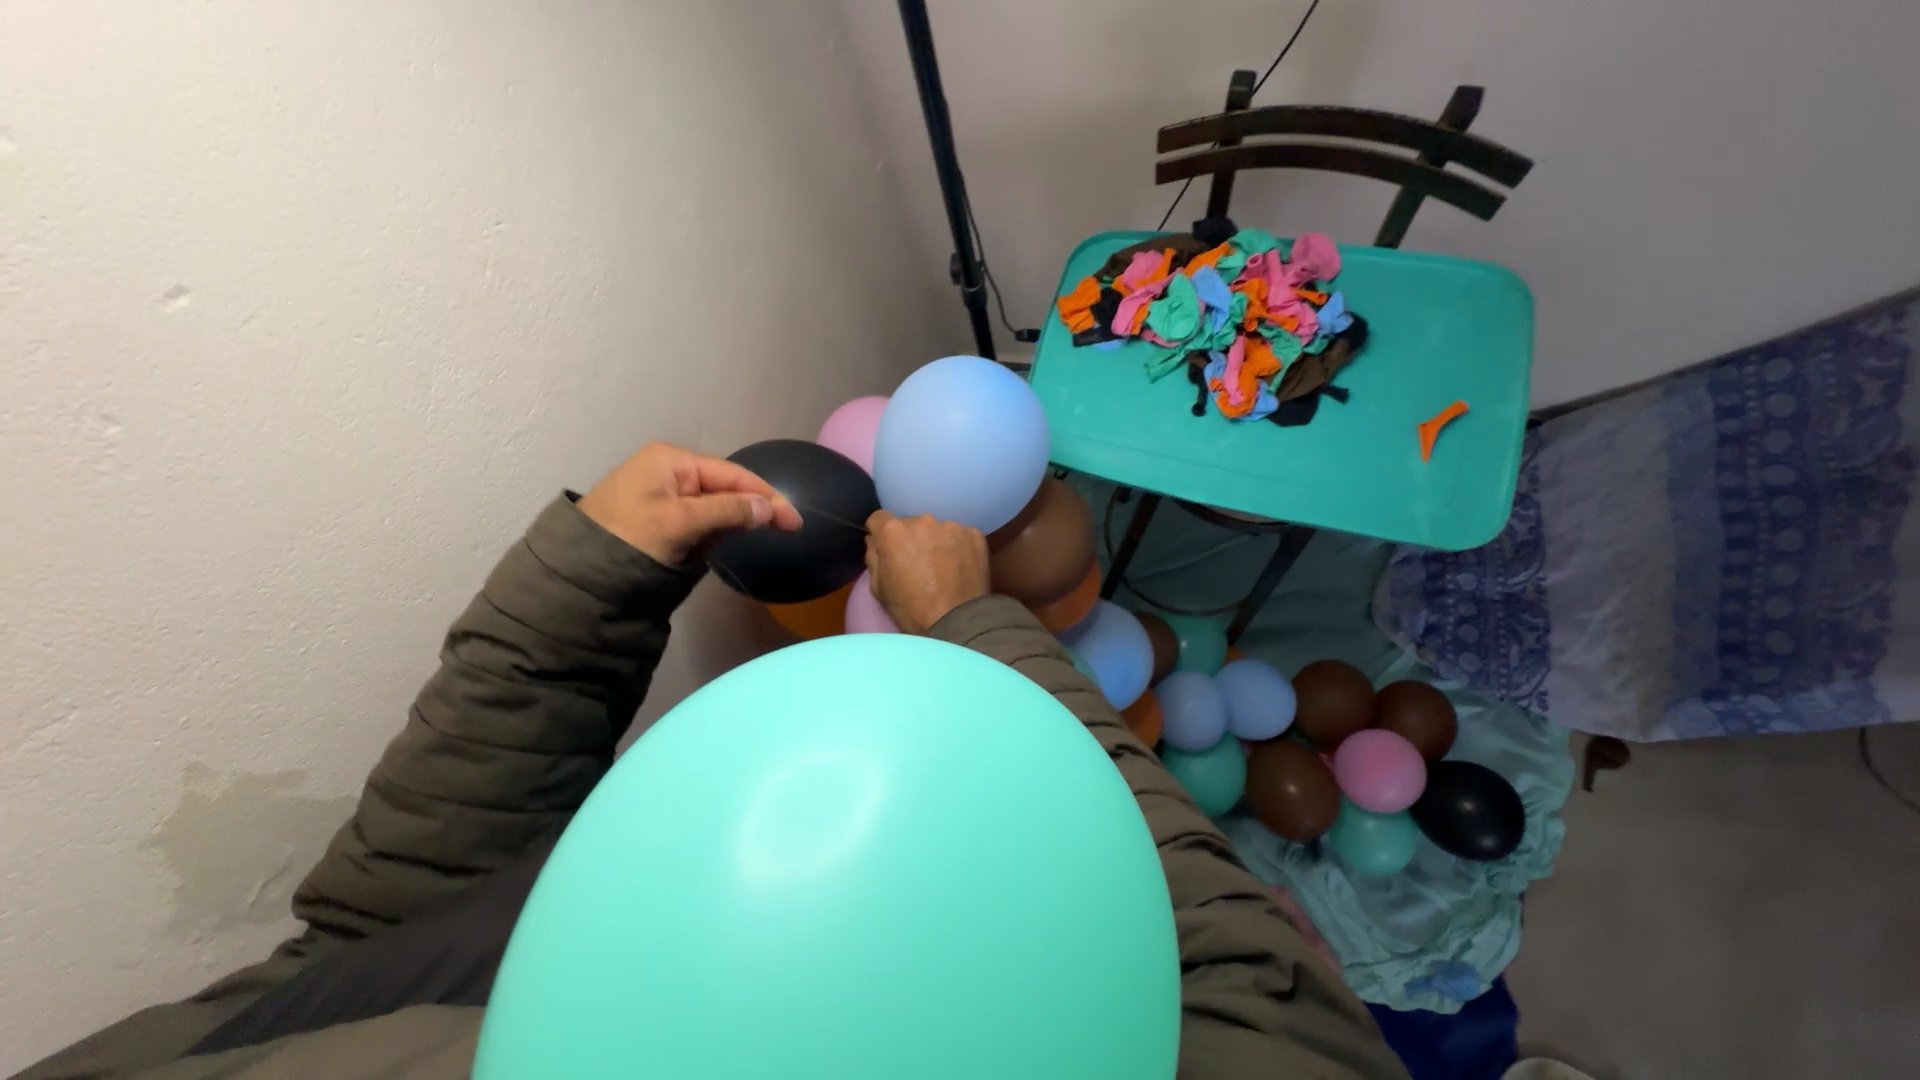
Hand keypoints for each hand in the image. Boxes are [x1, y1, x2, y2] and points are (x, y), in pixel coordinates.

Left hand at [579, 442, 801, 566]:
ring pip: (716, 503)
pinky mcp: (662, 516)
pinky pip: (701, 517)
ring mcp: (665, 492)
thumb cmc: (627, 538)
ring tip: (765, 531)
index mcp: (672, 460)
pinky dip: (719, 527)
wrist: (578, 572)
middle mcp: (670, 470)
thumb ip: (727, 511)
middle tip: (788, 528)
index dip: (766, 495)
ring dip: (737, 517)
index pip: (732, 473)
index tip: (794, 520)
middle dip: (755, 504)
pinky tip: (732, 535)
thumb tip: (768, 508)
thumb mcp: (680, 522)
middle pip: (726, 485)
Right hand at [864, 510, 989, 634]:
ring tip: (942, 567)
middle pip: (911, 523)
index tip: (887, 547)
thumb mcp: (879, 588)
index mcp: (893, 532)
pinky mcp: (974, 534)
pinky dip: (959, 547)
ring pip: (938, 529)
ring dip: (937, 542)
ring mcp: (951, 526)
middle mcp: (922, 521)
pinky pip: (961, 536)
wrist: (958, 622)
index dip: (881, 533)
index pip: (880, 519)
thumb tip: (874, 540)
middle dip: (911, 538)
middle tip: (918, 563)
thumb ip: (873, 557)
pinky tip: (960, 567)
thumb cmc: (911, 610)